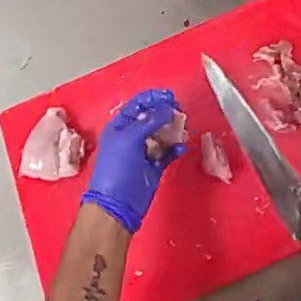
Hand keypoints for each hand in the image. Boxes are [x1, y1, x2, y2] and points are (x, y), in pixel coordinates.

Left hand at [80, 88, 185, 232]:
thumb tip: (167, 108)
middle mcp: (131, 137)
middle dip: (166, 113)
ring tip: (183, 128)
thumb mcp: (129, 139)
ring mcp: (143, 152)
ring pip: (161, 134)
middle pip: (152, 118)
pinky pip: (167, 152)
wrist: (117, 205)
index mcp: (120, 126)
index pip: (138, 105)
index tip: (170, 96)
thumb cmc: (117, 169)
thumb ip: (149, 121)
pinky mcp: (154, 167)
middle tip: (180, 112)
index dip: (153, 98)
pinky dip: (175, 148)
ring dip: (173, 130)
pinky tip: (181, 146)